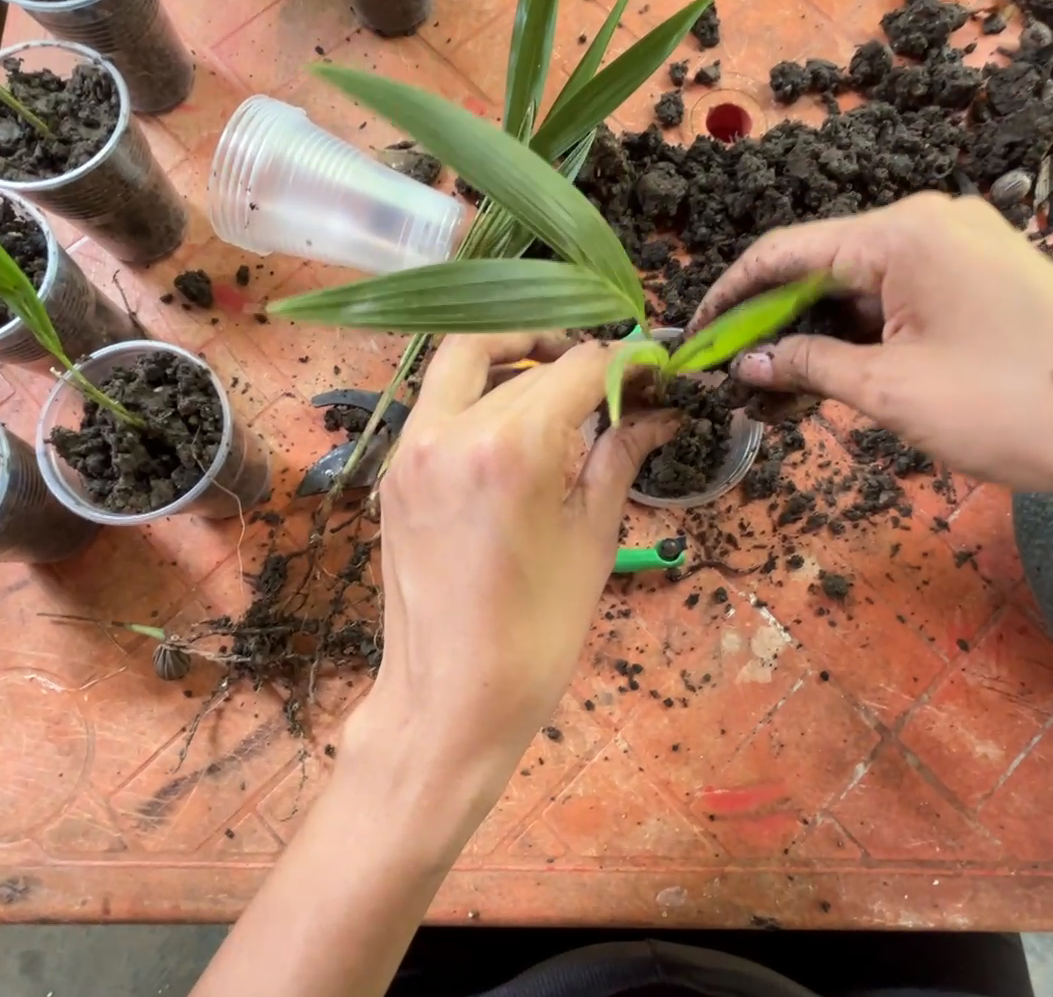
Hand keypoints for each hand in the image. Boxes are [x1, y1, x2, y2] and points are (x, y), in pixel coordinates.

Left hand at [343, 334, 677, 784]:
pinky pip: (437, 401)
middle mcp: (449, 429)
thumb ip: (619, 458)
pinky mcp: (393, 471)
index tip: (651, 374)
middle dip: (570, 354)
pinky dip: (477, 390)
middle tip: (606, 374)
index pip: (576, 368)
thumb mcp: (592, 540)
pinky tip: (511, 426)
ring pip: (461, 360)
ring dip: (512, 356)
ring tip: (557, 386)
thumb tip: (658, 415)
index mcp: (510, 447)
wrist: (450, 698)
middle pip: (518, 354)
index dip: (623, 363)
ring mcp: (410, 448)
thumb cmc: (537, 633)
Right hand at [690, 192, 1052, 496]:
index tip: (694, 340)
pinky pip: (897, 299)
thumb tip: (749, 362)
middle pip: (819, 267)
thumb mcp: (892, 391)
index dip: (729, 298)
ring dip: (816, 337)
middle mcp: (928, 222)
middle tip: (739, 380)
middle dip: (771, 324)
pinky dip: (860, 337)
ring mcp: (960, 248)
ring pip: (857, 288)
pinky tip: (839, 378)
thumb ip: (810, 368)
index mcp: (901, 232)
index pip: (783, 253)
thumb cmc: (1014, 405)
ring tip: (783, 393)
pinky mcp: (981, 278)